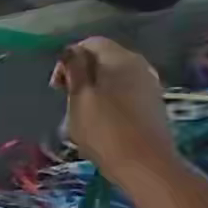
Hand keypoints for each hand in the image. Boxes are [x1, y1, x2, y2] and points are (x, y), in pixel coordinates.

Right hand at [52, 37, 179, 179]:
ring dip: (94, 89)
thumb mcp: (80, 99)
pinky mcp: (151, 103)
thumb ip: (75, 70)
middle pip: (103, 58)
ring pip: (113, 76)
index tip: (56, 86)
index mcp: (120, 59)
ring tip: (81, 113)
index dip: (69, 59)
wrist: (144, 163)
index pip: (91, 43)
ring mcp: (148, 84)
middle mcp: (139, 64)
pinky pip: (124, 91)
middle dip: (81, 74)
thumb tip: (70, 50)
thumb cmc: (105, 131)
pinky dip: (108, 99)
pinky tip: (101, 121)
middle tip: (66, 100)